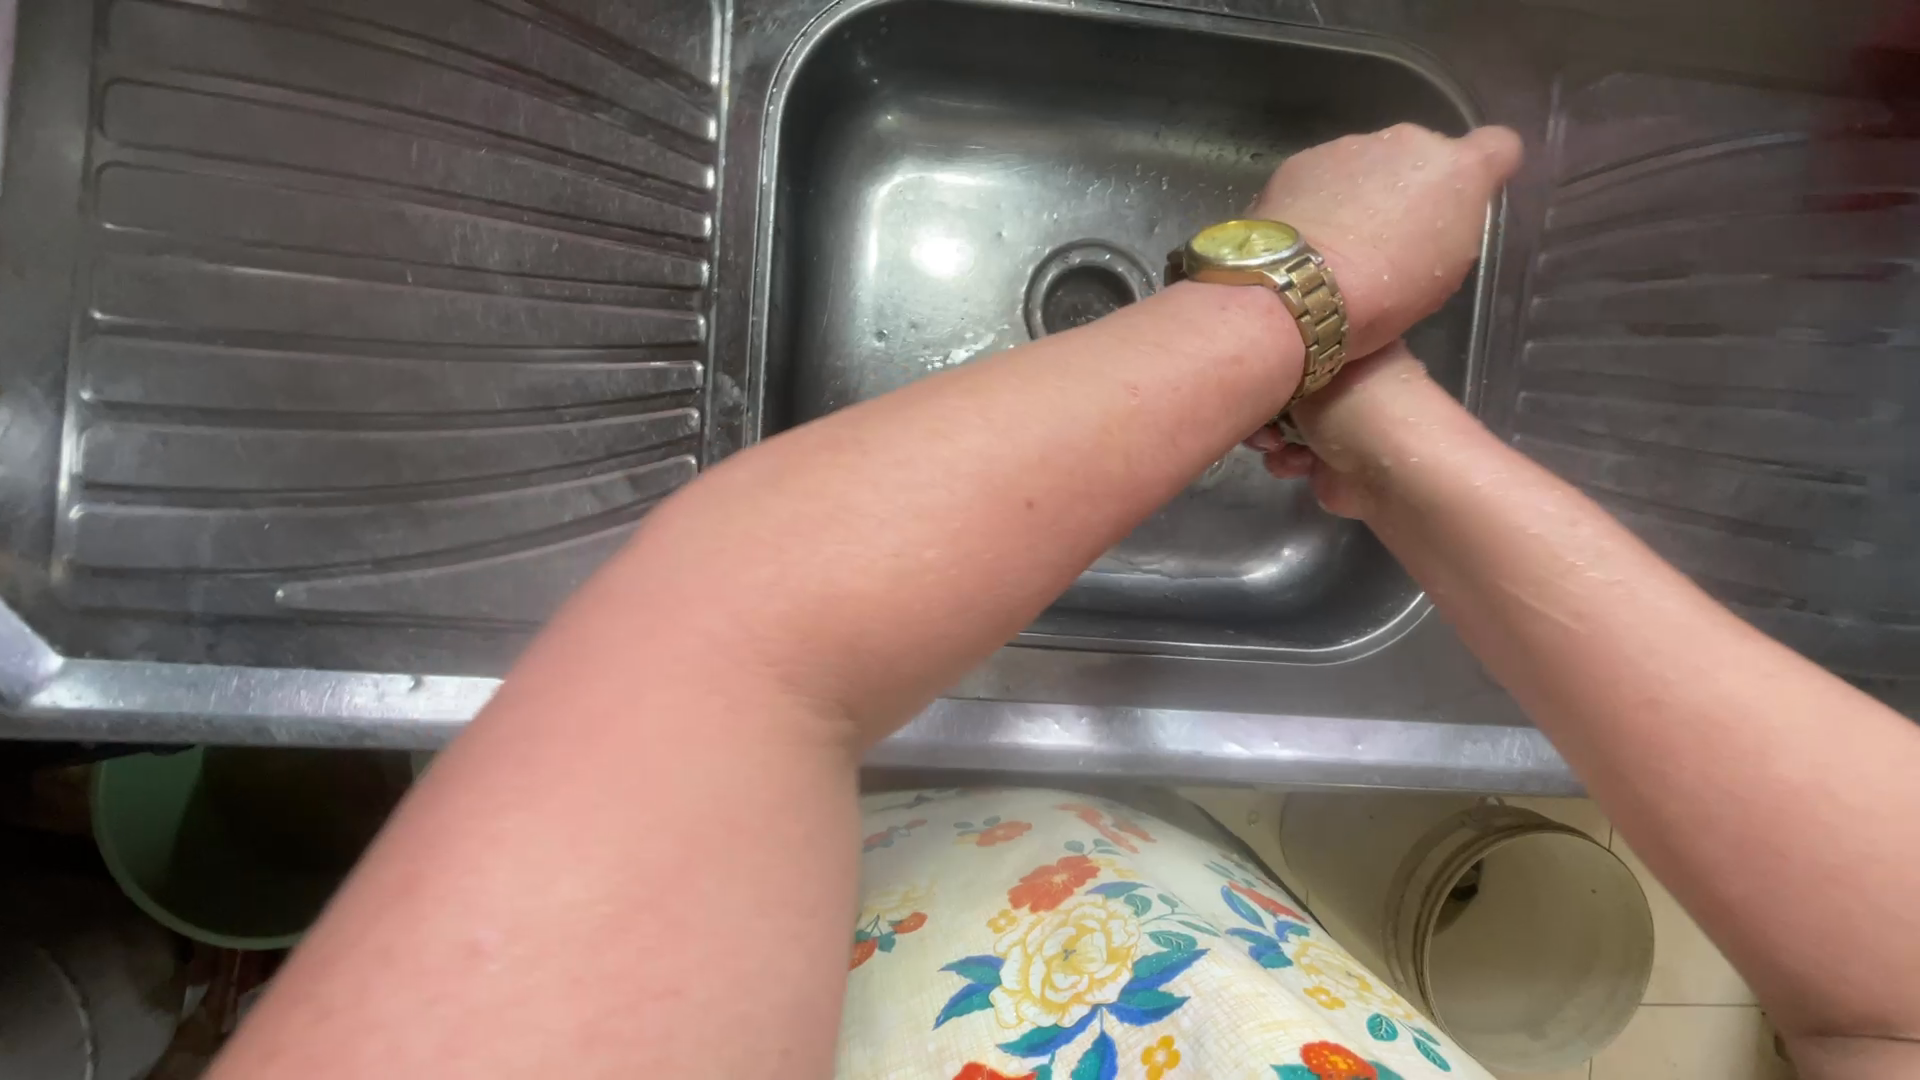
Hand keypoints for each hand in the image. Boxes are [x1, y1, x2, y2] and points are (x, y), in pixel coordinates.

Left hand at [1249, 123, 1521, 359]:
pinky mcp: (1300, 161)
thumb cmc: (1382, 297)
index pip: (1497, 147)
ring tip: (1331, 243)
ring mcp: (1350, 146)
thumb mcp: (1440, 276)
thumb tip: (1433, 226)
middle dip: (1405, 188)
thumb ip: (1448, 233)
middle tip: (1379, 238)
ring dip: (1355, 193)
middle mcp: (1409, 141)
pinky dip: (1313, 200)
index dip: (1481, 171)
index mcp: (1460, 170)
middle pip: (1418, 157)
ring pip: (1363, 165)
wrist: (1297, 291)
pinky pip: (1316, 177)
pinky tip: (1300, 238)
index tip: (1458, 201)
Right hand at [1255, 341, 1465, 519]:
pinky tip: (1293, 464)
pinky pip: (1290, 456)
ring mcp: (1340, 424)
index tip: (1255, 373)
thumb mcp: (1305, 372)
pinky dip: (1286, 461)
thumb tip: (1264, 377)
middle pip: (1286, 389)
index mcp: (1353, 349)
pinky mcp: (1330, 461)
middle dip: (1265, 407)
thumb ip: (1277, 371)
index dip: (1274, 361)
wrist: (1393, 472)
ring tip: (1273, 445)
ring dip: (1271, 438)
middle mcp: (1348, 384)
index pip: (1301, 347)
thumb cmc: (1356, 405)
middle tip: (1256, 416)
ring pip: (1283, 425)